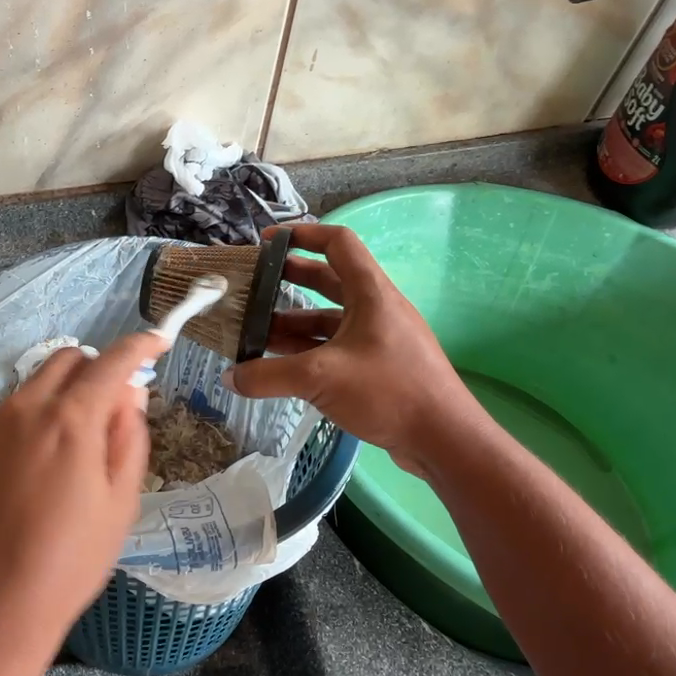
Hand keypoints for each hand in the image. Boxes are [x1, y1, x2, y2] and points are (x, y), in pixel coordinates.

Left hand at [0, 332, 165, 656]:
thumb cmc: (67, 564)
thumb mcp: (119, 505)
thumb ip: (129, 438)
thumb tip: (130, 394)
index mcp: (69, 420)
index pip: (112, 361)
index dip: (139, 346)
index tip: (156, 341)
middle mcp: (22, 409)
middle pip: (65, 360)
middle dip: (94, 369)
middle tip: (109, 406)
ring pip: (30, 390)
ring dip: (57, 401)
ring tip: (64, 457)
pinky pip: (1, 420)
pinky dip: (23, 428)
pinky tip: (24, 477)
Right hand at [224, 224, 480, 473]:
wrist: (446, 441)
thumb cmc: (389, 391)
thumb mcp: (320, 378)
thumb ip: (269, 376)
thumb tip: (230, 377)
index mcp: (371, 293)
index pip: (338, 243)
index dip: (303, 234)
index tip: (268, 240)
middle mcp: (376, 309)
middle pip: (329, 280)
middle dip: (290, 279)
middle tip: (254, 284)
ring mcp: (379, 339)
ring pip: (329, 319)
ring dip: (293, 322)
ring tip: (256, 332)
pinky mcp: (379, 367)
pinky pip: (335, 348)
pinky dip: (307, 351)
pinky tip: (279, 367)